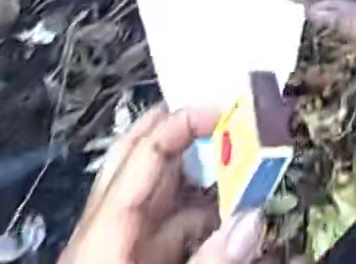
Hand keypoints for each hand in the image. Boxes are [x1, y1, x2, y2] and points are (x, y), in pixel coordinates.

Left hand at [58, 107, 262, 263]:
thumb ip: (209, 260)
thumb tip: (254, 219)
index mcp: (102, 230)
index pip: (146, 148)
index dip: (188, 120)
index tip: (230, 108)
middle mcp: (106, 232)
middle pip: (143, 156)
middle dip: (187, 130)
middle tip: (230, 112)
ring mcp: (117, 251)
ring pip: (159, 193)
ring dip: (200, 175)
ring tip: (241, 162)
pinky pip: (167, 228)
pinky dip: (200, 215)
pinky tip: (231, 221)